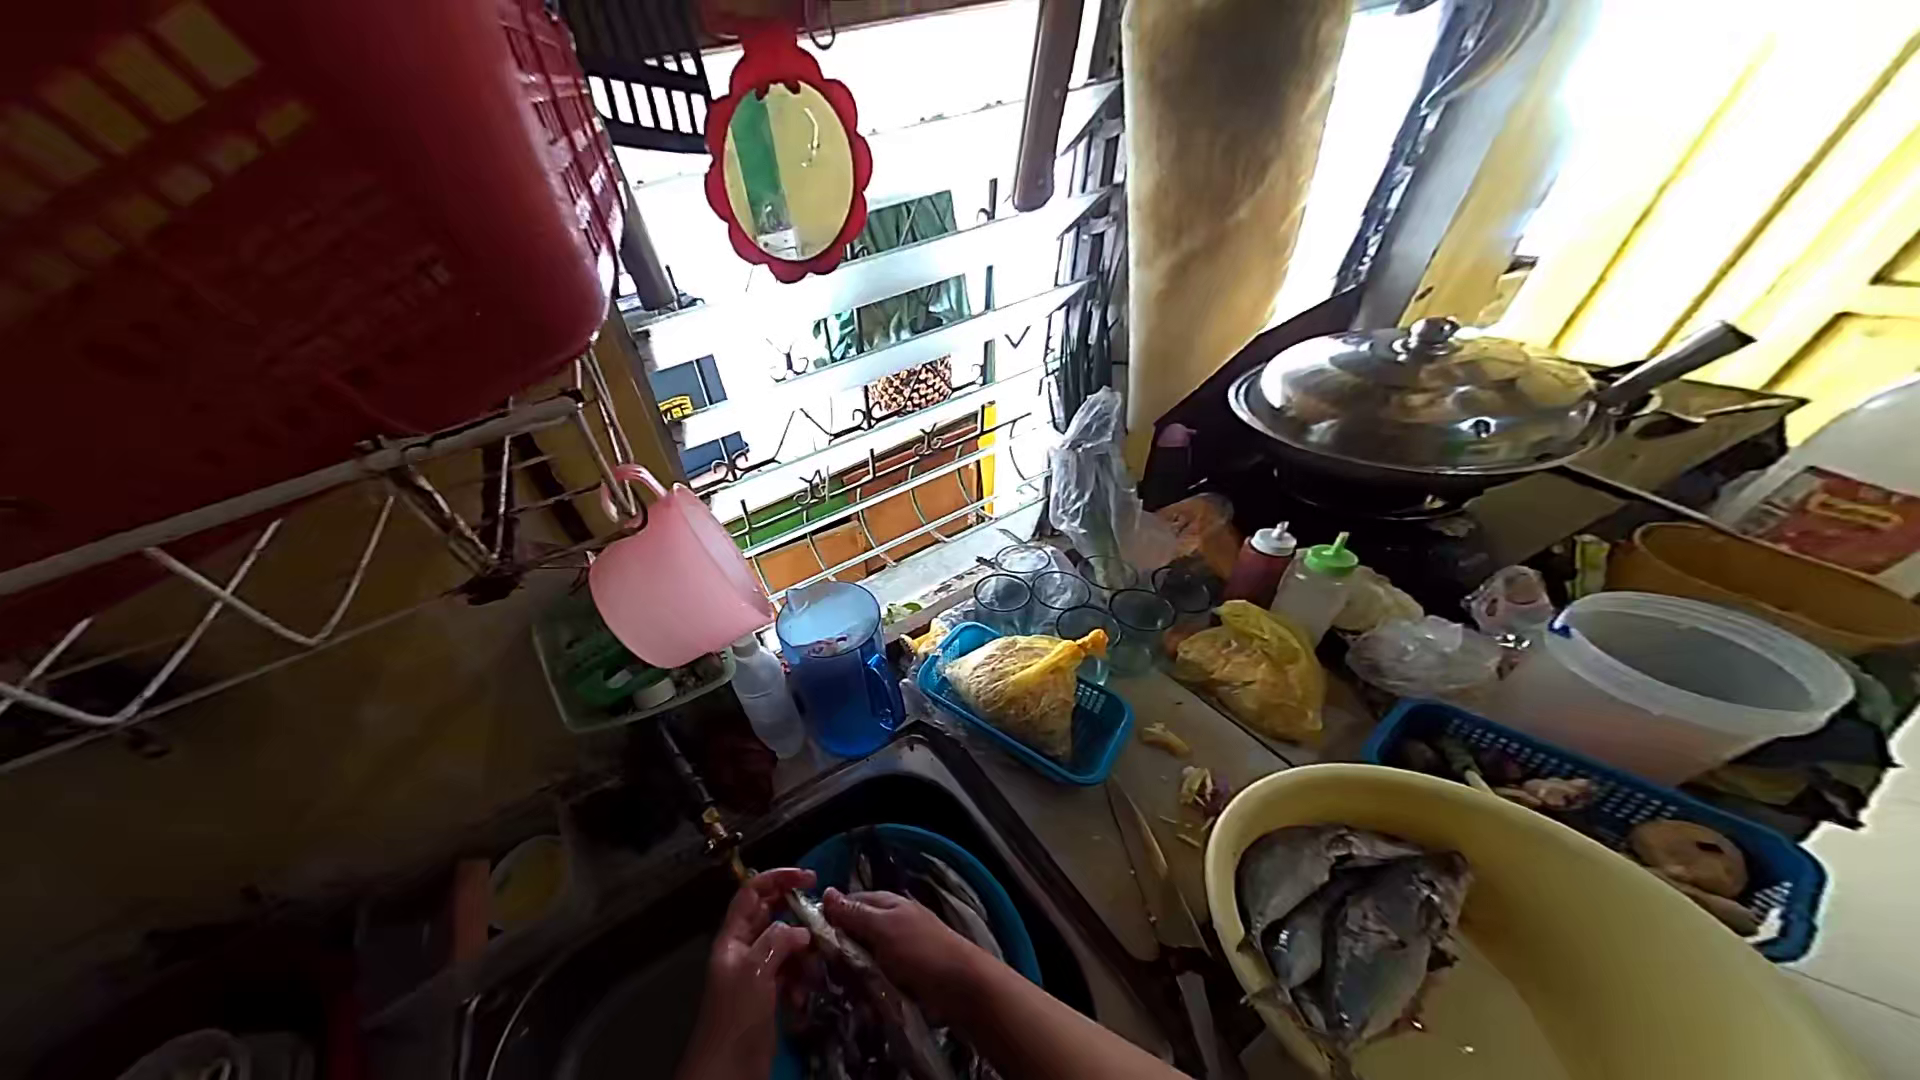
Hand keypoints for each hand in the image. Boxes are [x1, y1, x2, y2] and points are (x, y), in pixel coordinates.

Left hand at [678, 868, 814, 1079]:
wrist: (727, 1076)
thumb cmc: (735, 1019)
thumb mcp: (754, 971)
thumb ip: (777, 940)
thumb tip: (801, 930)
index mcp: (733, 937)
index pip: (753, 891)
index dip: (779, 877)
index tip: (809, 877)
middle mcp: (745, 948)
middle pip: (772, 915)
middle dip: (797, 915)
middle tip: (822, 917)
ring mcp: (757, 971)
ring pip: (786, 942)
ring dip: (803, 951)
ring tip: (813, 967)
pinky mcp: (770, 992)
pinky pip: (791, 970)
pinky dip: (801, 977)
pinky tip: (804, 994)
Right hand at [821, 887, 986, 1009]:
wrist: (960, 985)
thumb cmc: (921, 950)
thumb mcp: (883, 928)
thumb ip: (854, 913)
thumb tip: (826, 891)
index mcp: (885, 903)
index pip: (847, 904)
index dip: (828, 920)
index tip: (809, 943)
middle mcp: (888, 922)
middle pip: (851, 933)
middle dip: (838, 952)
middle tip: (826, 971)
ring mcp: (894, 949)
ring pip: (859, 958)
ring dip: (851, 973)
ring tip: (843, 986)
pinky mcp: (900, 974)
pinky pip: (872, 977)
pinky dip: (865, 986)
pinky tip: (861, 996)